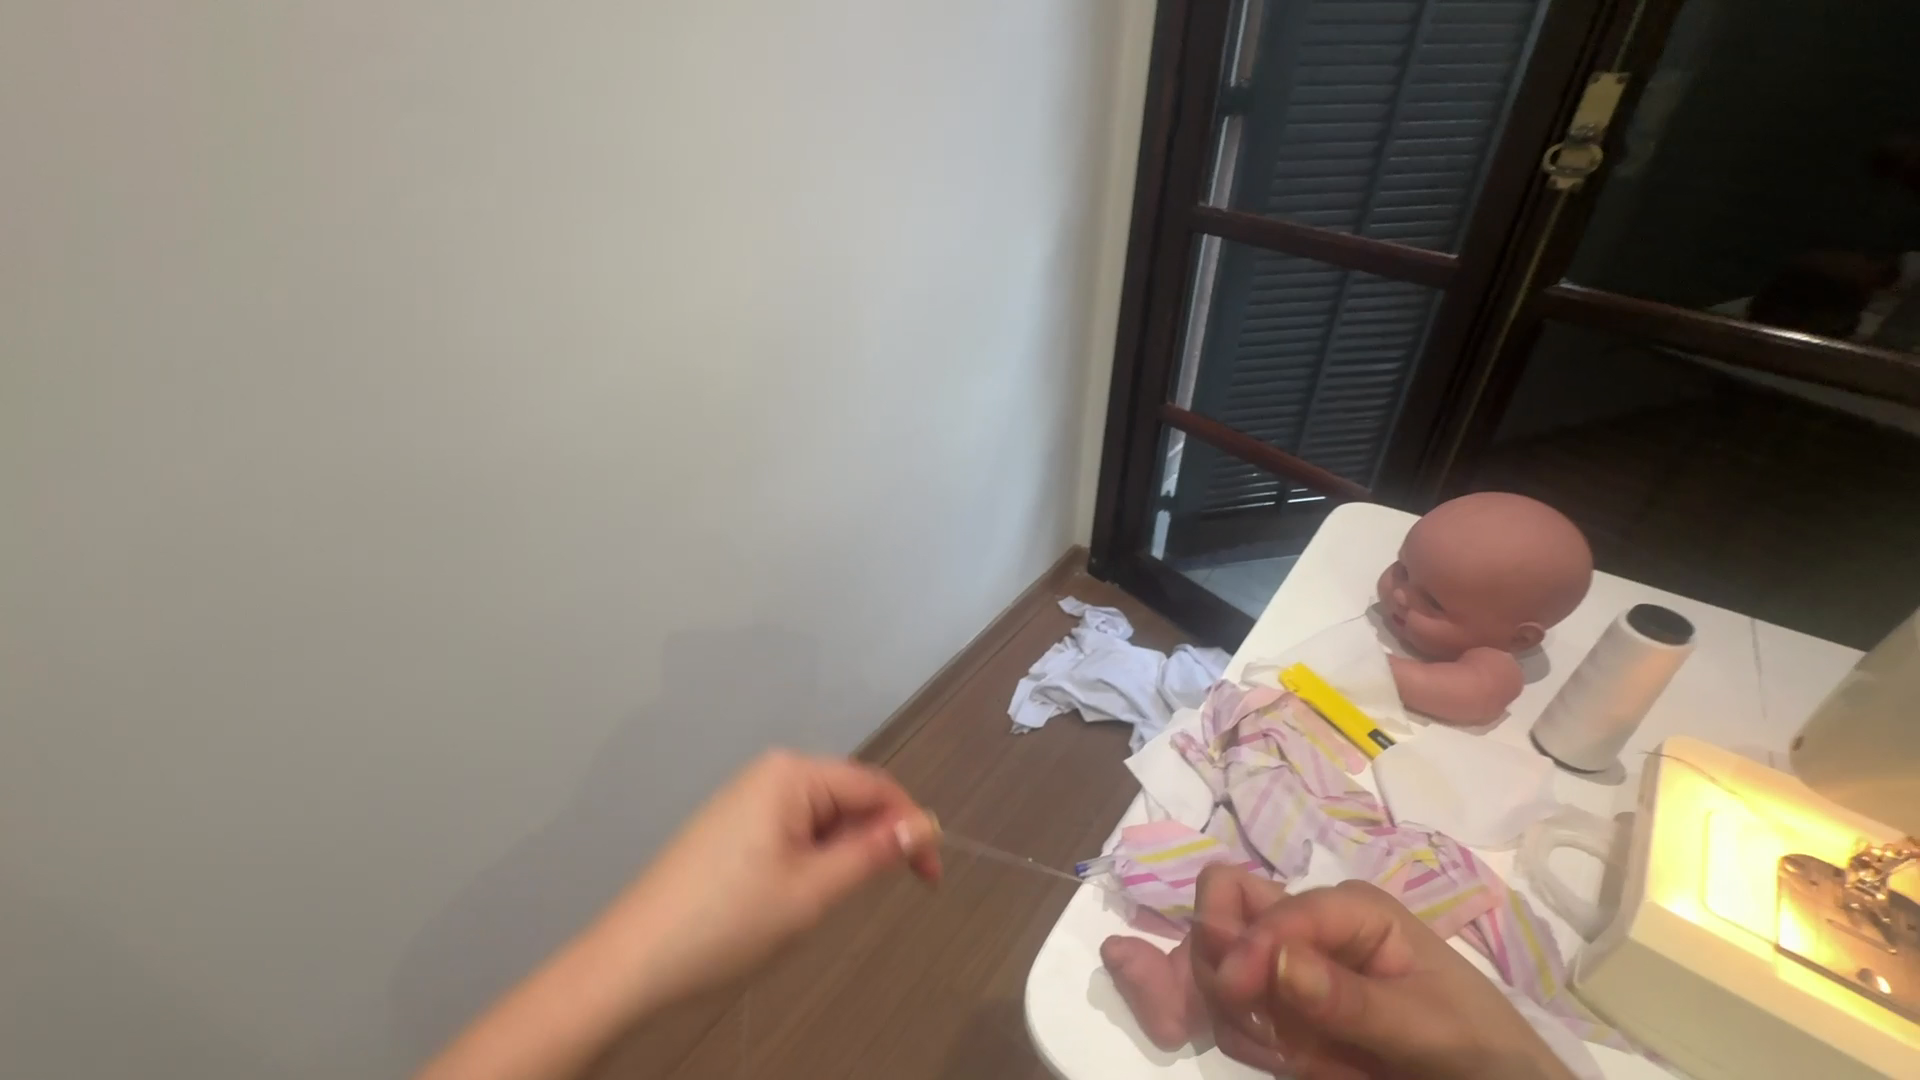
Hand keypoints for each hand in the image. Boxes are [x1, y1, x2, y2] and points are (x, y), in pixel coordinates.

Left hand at [415, 753, 940, 1079]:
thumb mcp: (813, 891)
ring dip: (842, 854)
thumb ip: (873, 853)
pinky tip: (798, 895)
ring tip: (828, 902)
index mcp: (792, 774)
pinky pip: (793, 828)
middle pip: (848, 797)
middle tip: (884, 895)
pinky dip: (813, 858)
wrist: (631, 962)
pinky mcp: (732, 824)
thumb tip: (925, 826)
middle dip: (875, 841)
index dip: (911, 827)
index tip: (932, 878)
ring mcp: (747, 797)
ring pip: (822, 817)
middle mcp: (771, 772)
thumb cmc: (728, 922)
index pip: (874, 786)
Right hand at [1190, 866, 1571, 1079]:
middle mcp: (1307, 926)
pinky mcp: (1280, 1009)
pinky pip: (1226, 1007)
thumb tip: (1276, 958)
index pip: (1268, 906)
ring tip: (1276, 1055)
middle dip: (1212, 955)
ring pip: (1214, 959)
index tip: (1233, 996)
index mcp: (1348, 909)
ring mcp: (1288, 967)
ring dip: (1221, 1004)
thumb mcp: (1431, 1031)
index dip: (1246, 945)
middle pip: (1223, 906)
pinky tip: (1246, 1050)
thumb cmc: (1485, 1056)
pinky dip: (1221, 1024)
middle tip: (1229, 1012)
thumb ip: (1352, 1000)